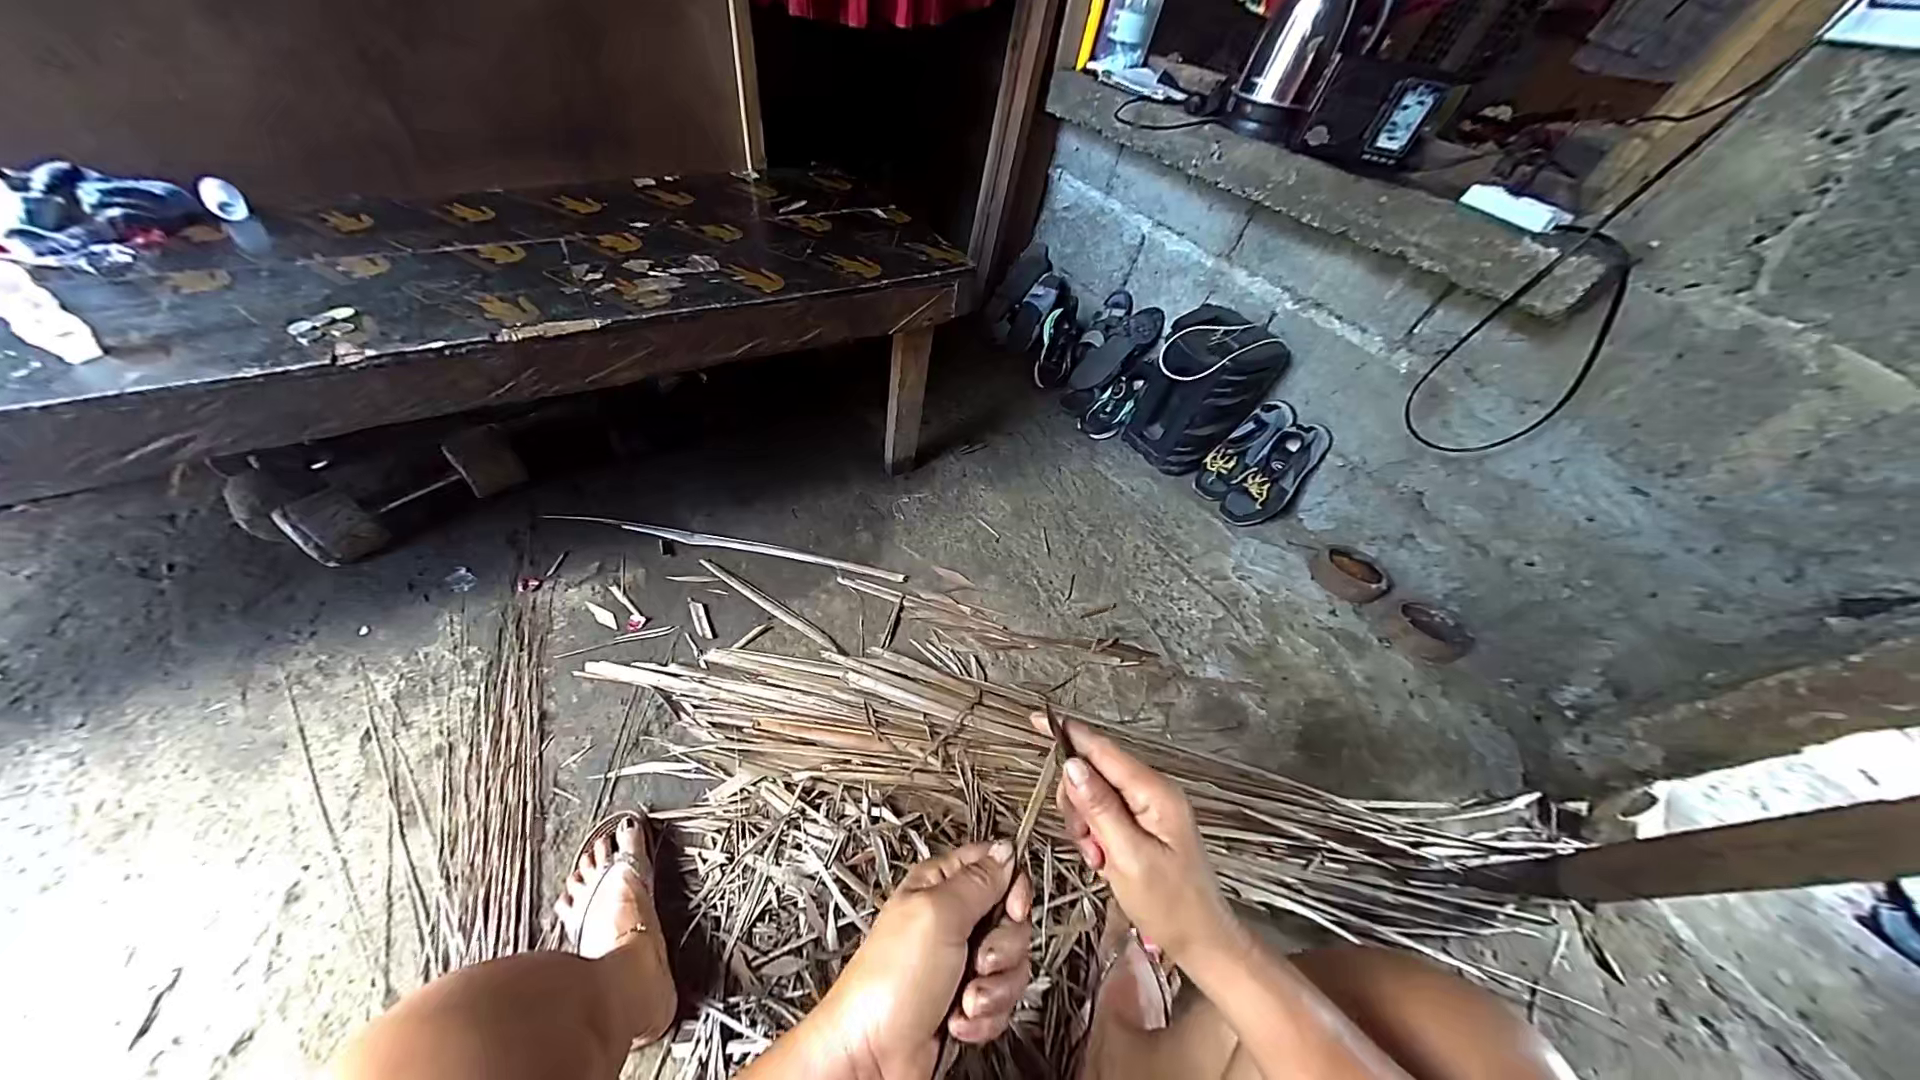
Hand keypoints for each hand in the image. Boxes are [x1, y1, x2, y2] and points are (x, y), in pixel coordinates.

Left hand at [803, 841, 1032, 1079]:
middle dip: (1004, 947)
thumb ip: (978, 880)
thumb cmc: (888, 983)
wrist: (871, 1058)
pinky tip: (959, 1018)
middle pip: (1012, 917)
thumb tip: (1005, 850)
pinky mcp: (968, 999)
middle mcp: (953, 918)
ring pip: (1013, 963)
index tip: (1011, 908)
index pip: (995, 864)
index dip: (1012, 885)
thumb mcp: (938, 915)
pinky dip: (986, 1016)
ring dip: (994, 988)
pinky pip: (1003, 1000)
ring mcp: (961, 960)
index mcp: (941, 884)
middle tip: (978, 959)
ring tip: (964, 997)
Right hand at [1038, 714, 1238, 961]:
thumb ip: (1099, 808)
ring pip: (1093, 793)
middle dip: (1077, 803)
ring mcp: (1147, 806)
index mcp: (1154, 792)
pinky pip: (1104, 813)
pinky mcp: (1142, 822)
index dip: (1068, 733)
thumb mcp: (1128, 857)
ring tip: (1098, 858)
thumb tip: (1072, 765)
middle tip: (1087, 842)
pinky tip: (1103, 860)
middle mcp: (1151, 790)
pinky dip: (1095, 834)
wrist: (1203, 944)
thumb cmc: (1171, 906)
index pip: (1102, 749)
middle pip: (1093, 771)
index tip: (1037, 720)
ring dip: (1085, 824)